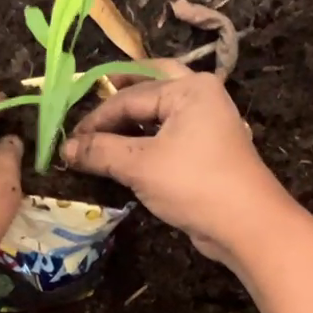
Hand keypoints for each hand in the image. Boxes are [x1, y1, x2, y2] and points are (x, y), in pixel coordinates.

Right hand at [64, 67, 300, 267]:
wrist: (246, 225)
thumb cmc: (194, 185)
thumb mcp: (140, 166)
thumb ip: (100, 152)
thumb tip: (65, 149)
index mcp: (189, 89)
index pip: (129, 96)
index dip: (95, 119)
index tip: (68, 141)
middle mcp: (200, 97)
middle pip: (148, 87)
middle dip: (115, 99)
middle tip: (84, 109)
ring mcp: (206, 123)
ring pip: (158, 112)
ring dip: (128, 122)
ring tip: (98, 135)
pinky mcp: (205, 150)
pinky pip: (167, 134)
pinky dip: (143, 139)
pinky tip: (122, 153)